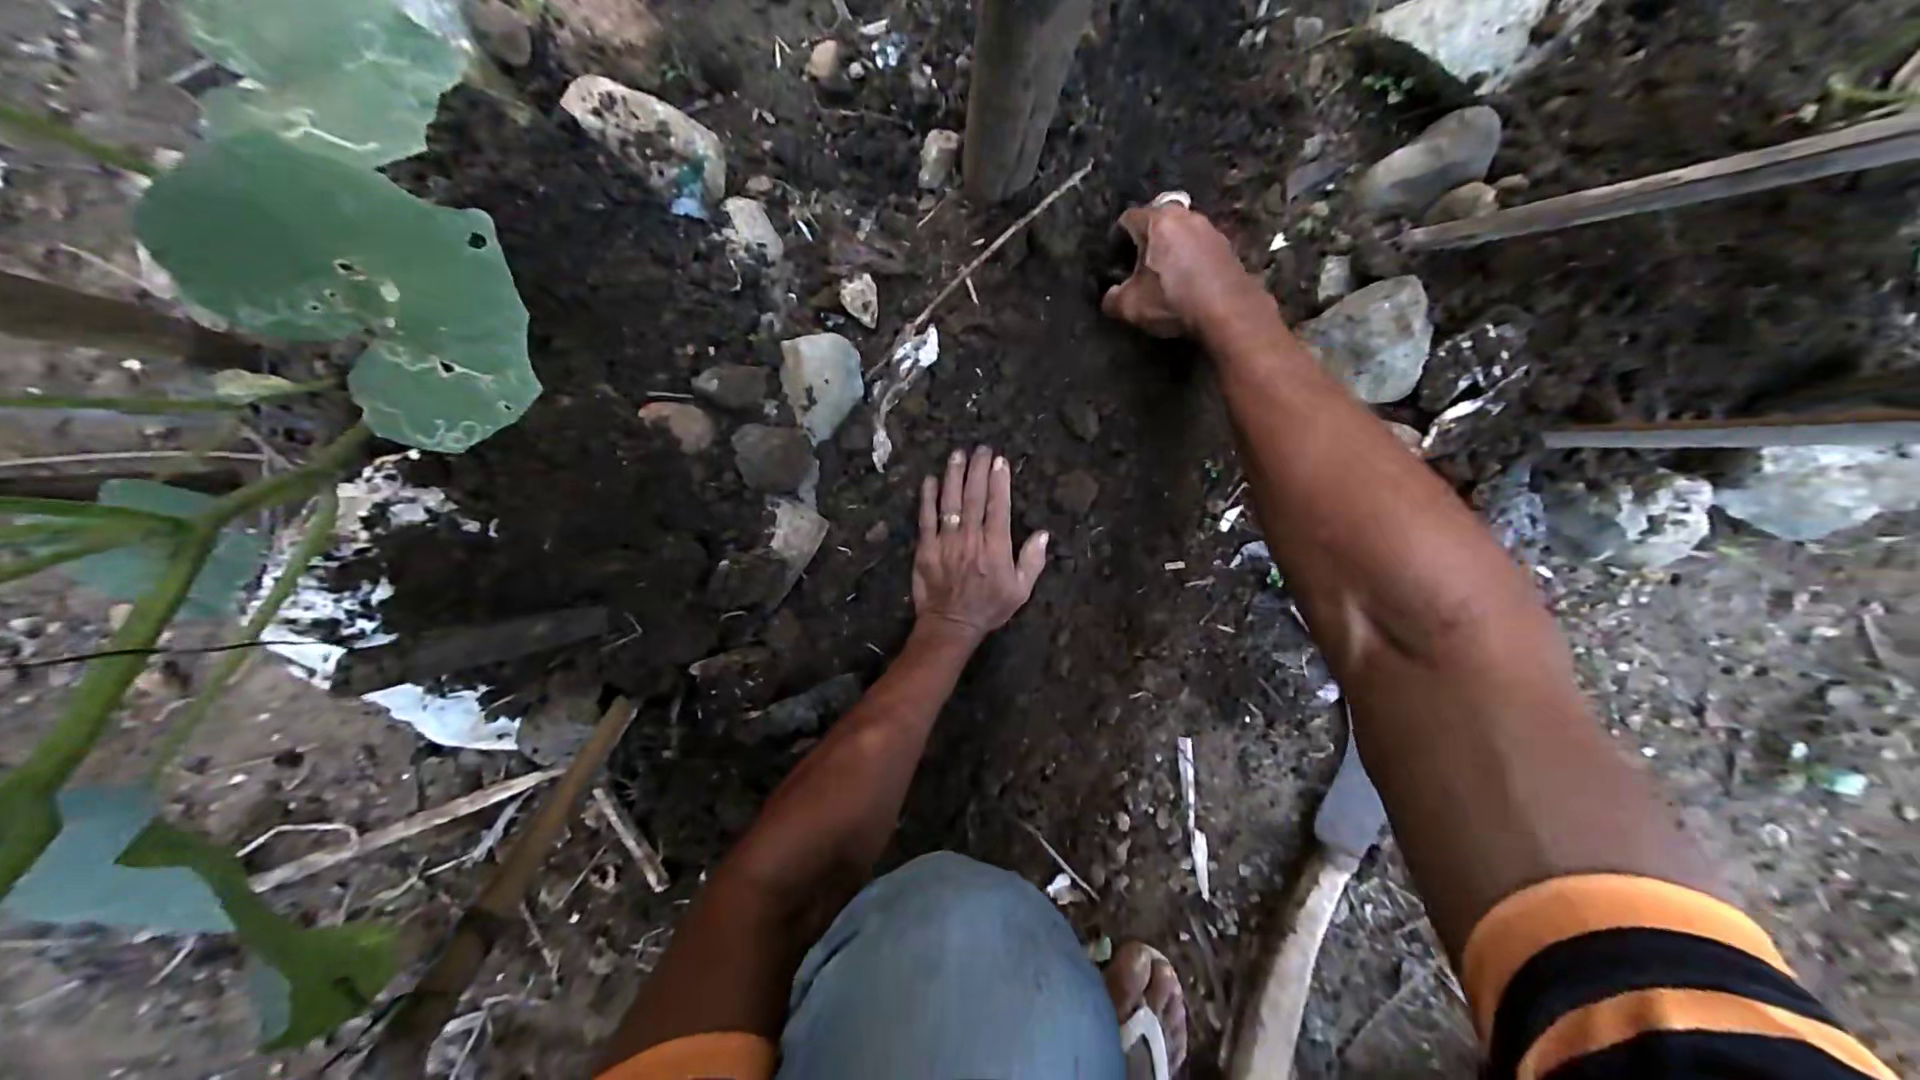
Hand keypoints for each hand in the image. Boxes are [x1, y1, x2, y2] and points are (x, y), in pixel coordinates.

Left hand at [913, 446, 1048, 646]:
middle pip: (975, 496)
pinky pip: (926, 518)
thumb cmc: (989, 608)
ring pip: (950, 501)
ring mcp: (946, 541)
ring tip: (958, 455)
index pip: (999, 505)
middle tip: (981, 449)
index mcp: (995, 546)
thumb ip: (1032, 561)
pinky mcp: (925, 548)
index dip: (999, 481)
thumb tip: (1044, 534)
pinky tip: (930, 480)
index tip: (1000, 461)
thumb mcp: (1021, 590)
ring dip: (954, 476)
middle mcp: (971, 538)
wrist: (951, 625)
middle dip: (978, 469)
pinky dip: (927, 498)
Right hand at [1103, 202, 1269, 338]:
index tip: (1115, 257)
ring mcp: (1210, 229)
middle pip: (1158, 218)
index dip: (1117, 236)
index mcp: (1158, 222)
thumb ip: (1112, 298)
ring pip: (1181, 231)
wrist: (1229, 311)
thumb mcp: (1130, 307)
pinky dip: (1190, 258)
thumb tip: (1111, 296)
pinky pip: (1199, 246)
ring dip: (1171, 247)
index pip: (1129, 217)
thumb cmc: (1173, 300)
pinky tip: (1187, 281)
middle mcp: (1186, 217)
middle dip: (1146, 238)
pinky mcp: (1227, 247)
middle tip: (1138, 263)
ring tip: (1163, 273)